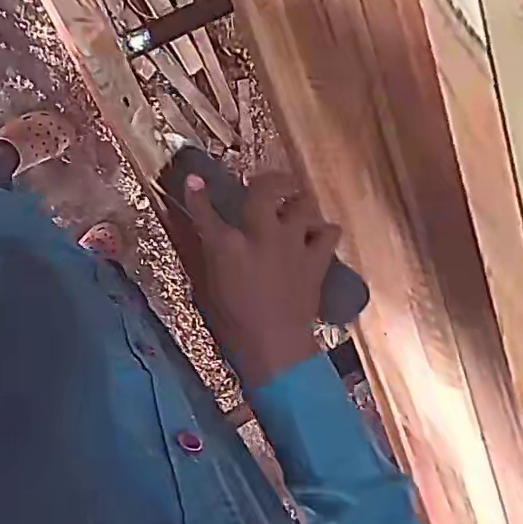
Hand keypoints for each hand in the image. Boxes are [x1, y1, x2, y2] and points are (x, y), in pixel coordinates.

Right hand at [184, 173, 340, 387]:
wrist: (275, 345)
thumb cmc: (235, 321)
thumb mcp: (211, 285)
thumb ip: (211, 254)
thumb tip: (212, 234)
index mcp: (226, 245)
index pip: (205, 211)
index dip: (197, 192)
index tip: (194, 179)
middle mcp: (260, 235)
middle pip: (266, 189)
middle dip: (267, 179)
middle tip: (265, 183)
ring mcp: (292, 244)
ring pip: (303, 204)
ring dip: (297, 203)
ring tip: (293, 207)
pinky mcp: (316, 259)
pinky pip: (328, 232)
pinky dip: (322, 231)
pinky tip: (314, 237)